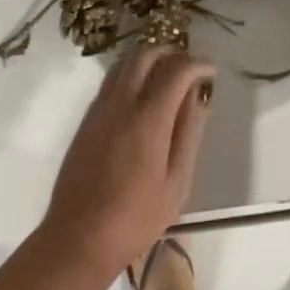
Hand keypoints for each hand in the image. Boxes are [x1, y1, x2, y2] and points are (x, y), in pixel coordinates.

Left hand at [38, 46, 215, 270]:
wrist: (79, 237)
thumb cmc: (135, 218)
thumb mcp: (176, 183)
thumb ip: (188, 134)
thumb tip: (198, 97)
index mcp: (148, 120)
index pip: (176, 71)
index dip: (197, 63)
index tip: (211, 70)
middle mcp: (121, 103)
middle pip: (146, 55)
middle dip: (172, 52)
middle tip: (190, 67)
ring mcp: (100, 108)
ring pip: (125, 62)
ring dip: (149, 57)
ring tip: (168, 74)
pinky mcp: (87, 118)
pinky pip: (111, 78)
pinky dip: (131, 71)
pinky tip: (143, 92)